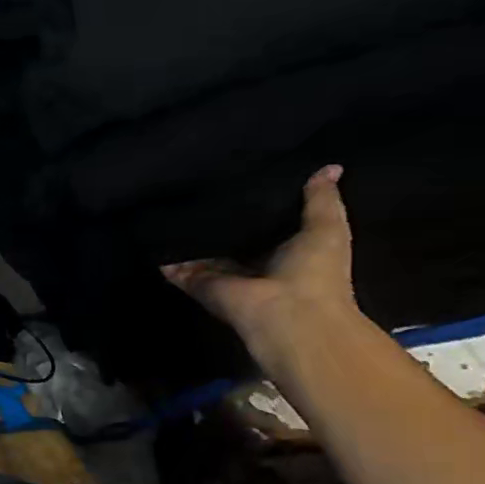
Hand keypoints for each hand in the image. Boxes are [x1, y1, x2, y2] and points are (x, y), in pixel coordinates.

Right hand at [161, 164, 356, 357]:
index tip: (239, 173)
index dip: (255, 202)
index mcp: (287, 250)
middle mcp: (255, 264)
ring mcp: (226, 277)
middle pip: (232, 237)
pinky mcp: (202, 286)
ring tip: (168, 201)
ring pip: (203, 252)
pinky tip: (152, 232)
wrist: (289, 318)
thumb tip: (332, 166)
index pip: (267, 222)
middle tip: (197, 183)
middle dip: (218, 217)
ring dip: (189, 235)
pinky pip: (180, 268)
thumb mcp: (326, 227)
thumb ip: (321, 198)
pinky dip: (167, 256)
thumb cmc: (315, 272)